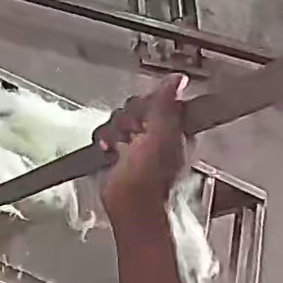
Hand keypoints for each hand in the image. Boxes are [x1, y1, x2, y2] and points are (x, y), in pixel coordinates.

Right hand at [95, 74, 190, 219]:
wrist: (130, 203)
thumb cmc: (152, 176)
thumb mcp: (163, 132)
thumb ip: (168, 104)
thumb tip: (177, 79)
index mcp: (177, 128)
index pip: (159, 99)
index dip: (149, 104)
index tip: (146, 115)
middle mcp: (158, 135)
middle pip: (136, 107)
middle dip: (130, 119)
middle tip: (134, 134)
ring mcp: (138, 144)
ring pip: (120, 118)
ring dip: (116, 131)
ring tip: (120, 146)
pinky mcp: (118, 153)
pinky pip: (106, 133)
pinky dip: (104, 140)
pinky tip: (109, 150)